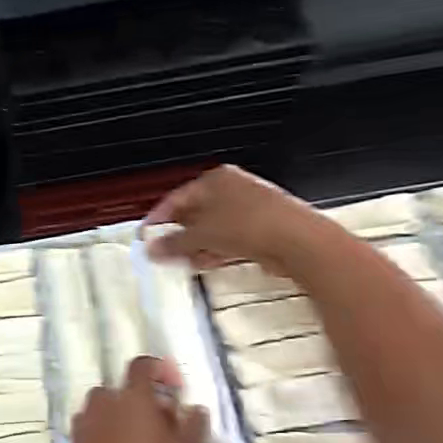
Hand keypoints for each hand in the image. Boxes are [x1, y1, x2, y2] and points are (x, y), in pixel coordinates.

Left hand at [71, 357, 208, 442]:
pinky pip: (92, 432)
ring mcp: (84, 430)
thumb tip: (193, 410)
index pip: (141, 366)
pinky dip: (106, 435)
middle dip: (139, 398)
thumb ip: (192, 426)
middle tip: (163, 421)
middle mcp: (102, 407)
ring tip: (143, 441)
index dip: (160, 370)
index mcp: (131, 399)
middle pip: (119, 389)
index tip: (176, 388)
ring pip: (102, 410)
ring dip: (120, 416)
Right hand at [144, 165, 328, 272]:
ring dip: (196, 246)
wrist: (295, 241)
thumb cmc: (251, 223)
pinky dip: (215, 251)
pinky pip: (229, 241)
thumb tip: (155, 247)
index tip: (147, 234)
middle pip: (195, 213)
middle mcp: (232, 190)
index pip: (177, 197)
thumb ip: (174, 242)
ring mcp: (248, 210)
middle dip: (178, 234)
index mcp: (215, 180)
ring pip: (212, 229)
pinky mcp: (259, 231)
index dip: (159, 217)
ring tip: (181, 262)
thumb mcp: (201, 234)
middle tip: (162, 251)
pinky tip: (206, 263)